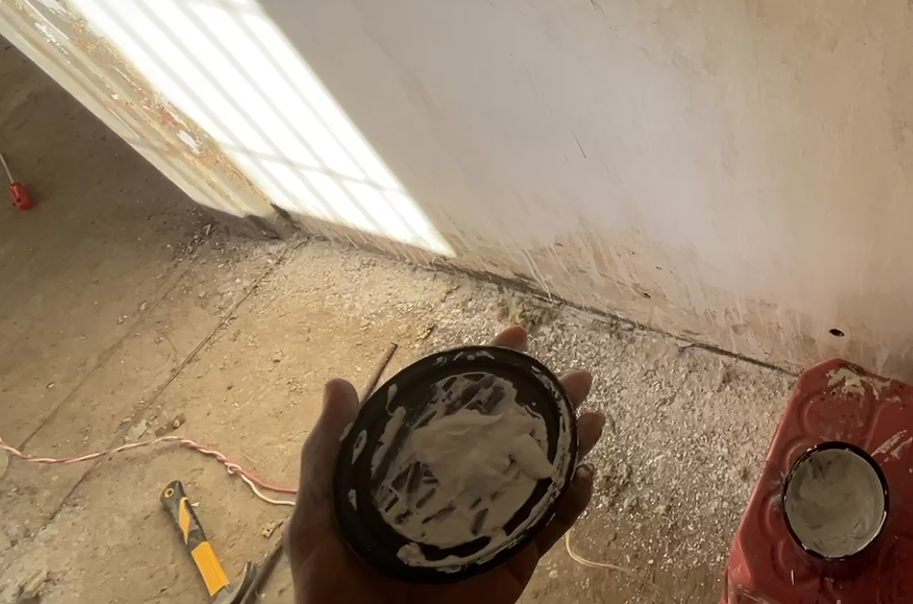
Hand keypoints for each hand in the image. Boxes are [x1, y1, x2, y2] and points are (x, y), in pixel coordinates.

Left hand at [286, 326, 606, 602]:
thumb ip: (327, 459)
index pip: (464, 410)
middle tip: (577, 377)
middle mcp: (467, 488)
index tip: (517, 335)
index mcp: (427, 472)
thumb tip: (337, 385)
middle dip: (551, 400)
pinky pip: (553, 525)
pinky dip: (575, 499)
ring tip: (593, 419)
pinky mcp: (515, 560)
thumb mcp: (319, 527)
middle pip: (517, 434)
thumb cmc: (338, 599)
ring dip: (573, 443)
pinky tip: (584, 476)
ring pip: (545, 472)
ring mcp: (496, 523)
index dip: (492, 370)